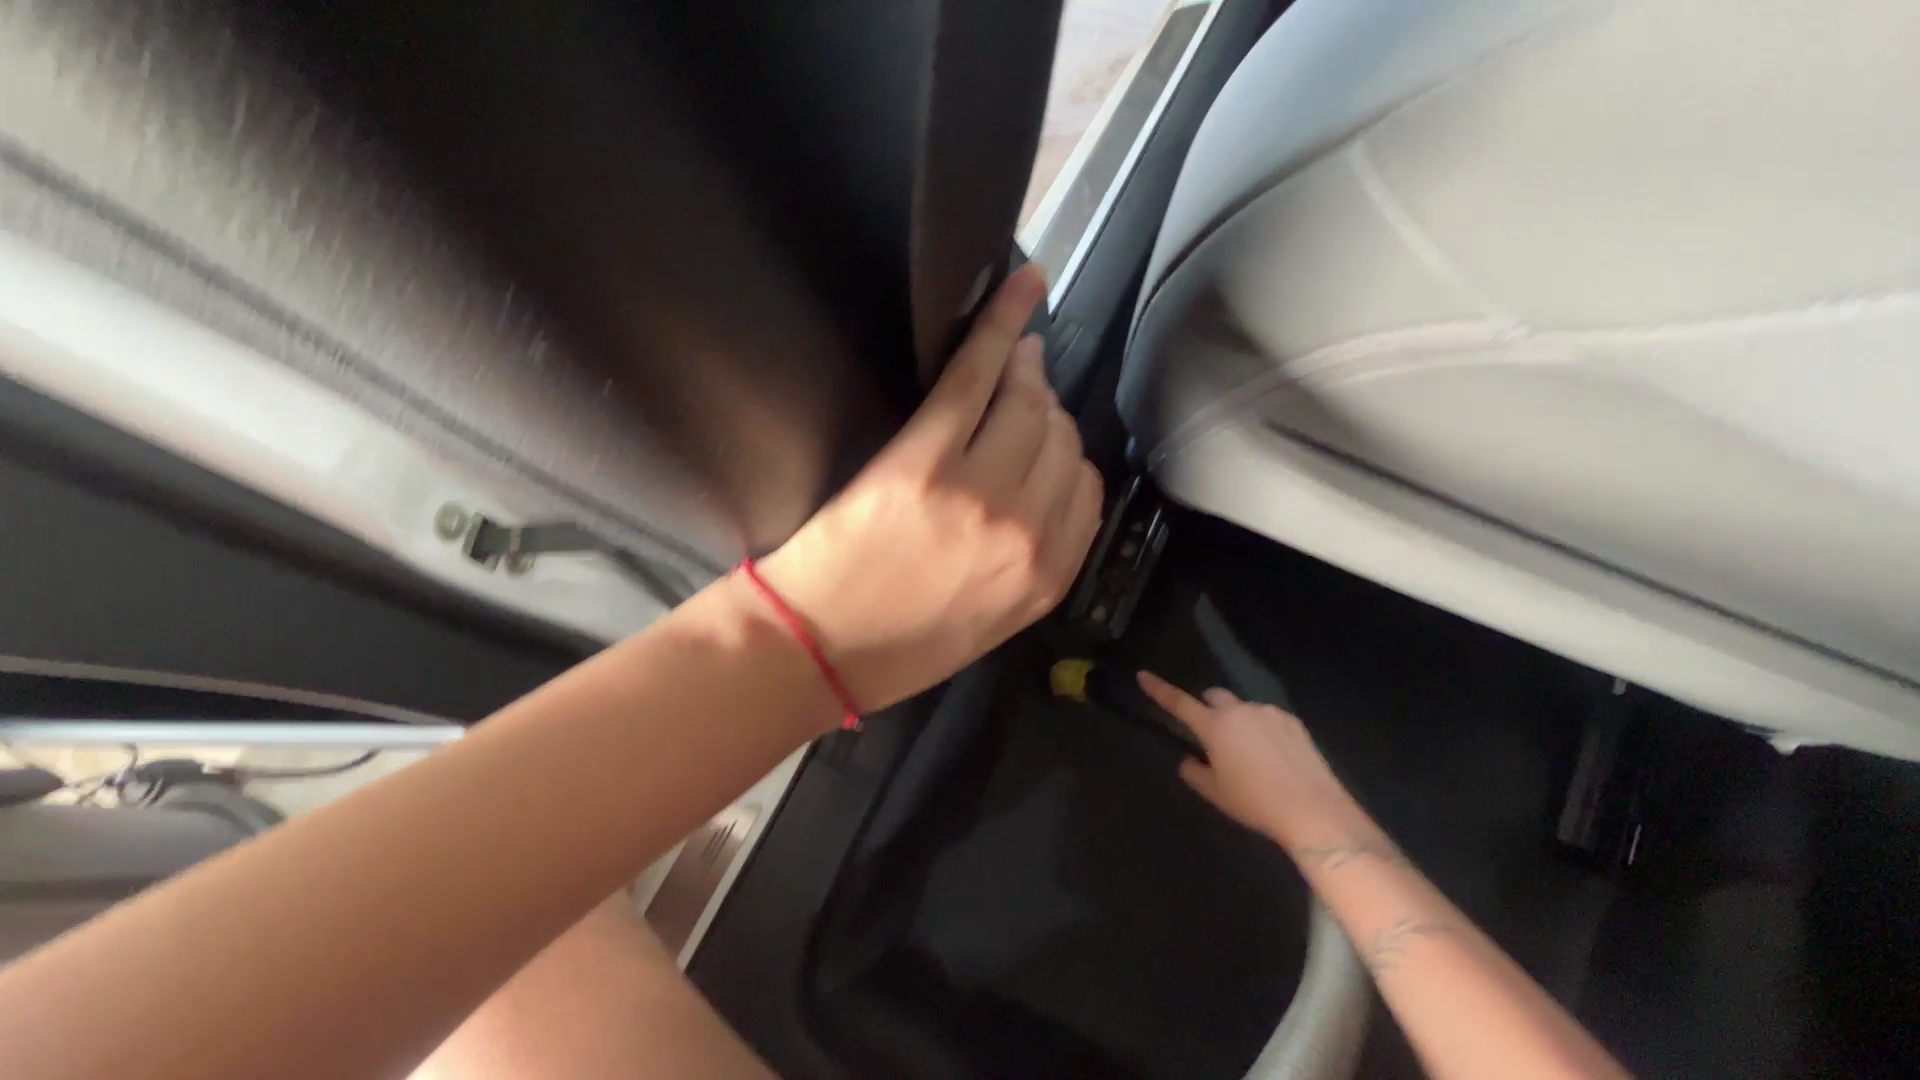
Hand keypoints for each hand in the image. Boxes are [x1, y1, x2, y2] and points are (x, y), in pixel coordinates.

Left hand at [752, 265, 1102, 710]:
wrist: (814, 650)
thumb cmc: (894, 645)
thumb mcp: (988, 621)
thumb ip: (1030, 562)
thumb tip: (1040, 489)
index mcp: (1044, 577)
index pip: (1086, 488)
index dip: (1065, 453)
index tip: (1045, 434)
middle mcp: (1026, 531)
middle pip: (1060, 438)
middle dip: (1045, 408)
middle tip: (1022, 385)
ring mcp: (979, 491)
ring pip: (1028, 404)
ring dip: (1025, 370)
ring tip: (1015, 352)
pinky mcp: (926, 458)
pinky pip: (976, 377)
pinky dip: (999, 326)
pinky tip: (1016, 289)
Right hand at [1137, 672, 1361, 847]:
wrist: (1313, 811)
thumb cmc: (1255, 803)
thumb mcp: (1216, 793)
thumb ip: (1195, 772)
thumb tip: (1190, 760)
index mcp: (1215, 727)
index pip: (1179, 703)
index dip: (1159, 690)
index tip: (1143, 675)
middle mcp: (1241, 711)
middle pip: (1215, 696)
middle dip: (1208, 708)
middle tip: (1212, 736)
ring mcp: (1270, 713)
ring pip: (1244, 709)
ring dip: (1238, 722)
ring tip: (1250, 757)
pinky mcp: (1294, 723)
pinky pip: (1268, 719)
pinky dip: (1262, 731)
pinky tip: (1274, 758)